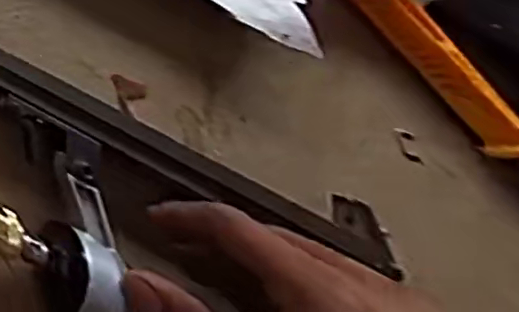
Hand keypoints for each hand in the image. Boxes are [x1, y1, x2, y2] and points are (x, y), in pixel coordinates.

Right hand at [124, 203, 443, 311]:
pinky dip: (321, 289)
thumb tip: (143, 285)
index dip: (184, 216)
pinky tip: (303, 305)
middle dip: (226, 241)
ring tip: (240, 278)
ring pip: (326, 262)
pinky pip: (368, 291)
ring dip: (274, 264)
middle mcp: (375, 294)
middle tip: (188, 249)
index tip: (159, 220)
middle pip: (278, 237)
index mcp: (324, 291)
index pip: (232, 222)